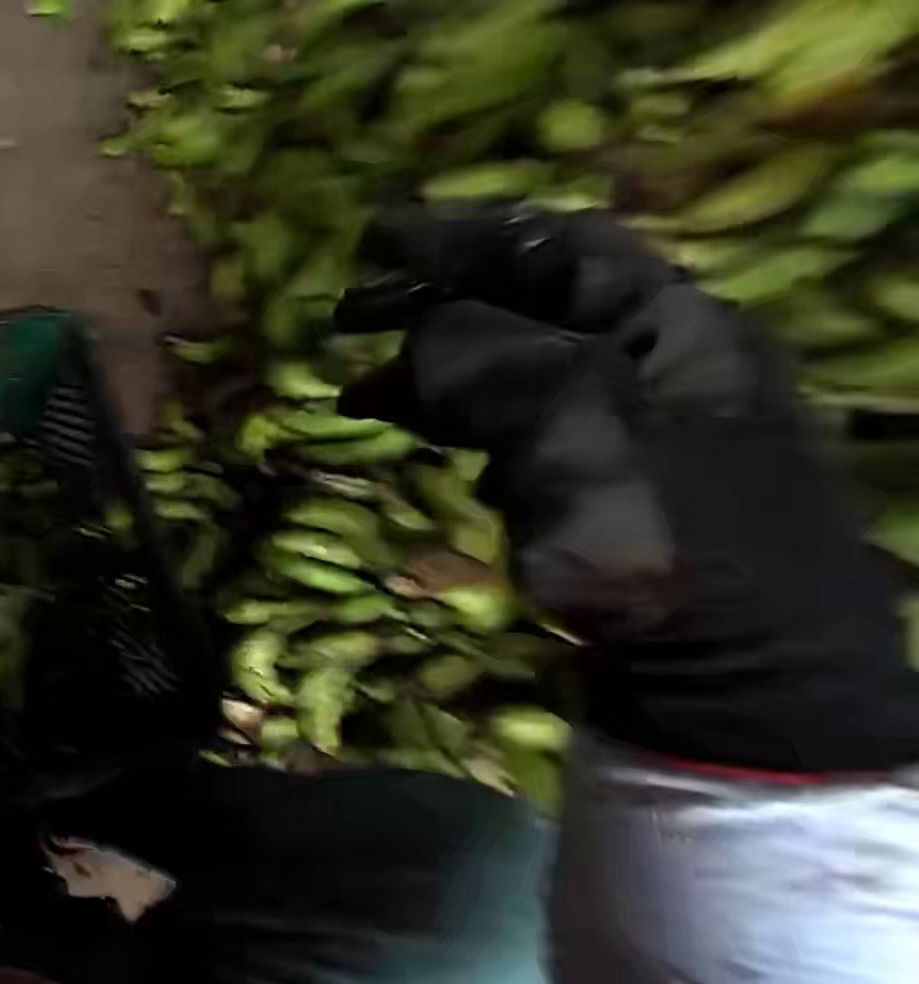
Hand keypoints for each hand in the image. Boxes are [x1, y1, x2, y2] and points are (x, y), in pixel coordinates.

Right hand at [336, 203, 915, 772]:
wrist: (722, 661)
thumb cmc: (663, 546)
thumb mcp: (581, 441)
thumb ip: (499, 368)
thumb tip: (421, 327)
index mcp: (667, 329)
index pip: (552, 249)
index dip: (461, 235)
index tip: (374, 239)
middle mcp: (638, 360)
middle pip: (517, 304)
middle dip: (428, 302)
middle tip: (347, 313)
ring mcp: (607, 419)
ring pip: (496, 365)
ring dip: (420, 366)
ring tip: (354, 388)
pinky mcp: (576, 471)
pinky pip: (494, 419)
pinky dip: (438, 413)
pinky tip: (403, 426)